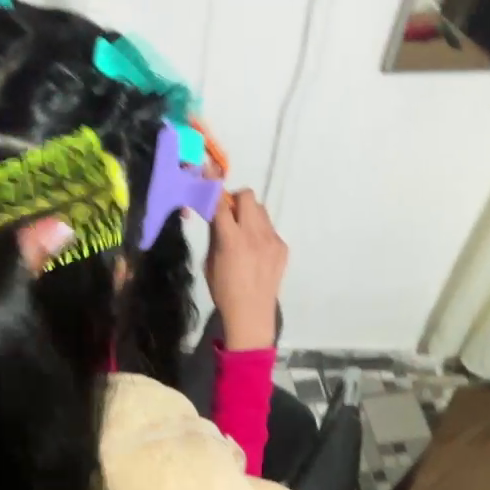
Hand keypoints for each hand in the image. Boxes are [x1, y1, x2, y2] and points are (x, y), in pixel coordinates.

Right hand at [205, 190, 286, 351]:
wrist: (251, 315)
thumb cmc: (224, 292)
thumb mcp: (210, 264)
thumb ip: (215, 237)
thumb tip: (215, 215)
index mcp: (231, 240)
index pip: (221, 204)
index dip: (213, 187)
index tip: (207, 174)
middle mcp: (254, 234)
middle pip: (248, 196)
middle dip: (236, 201)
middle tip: (230, 215)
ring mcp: (272, 239)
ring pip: (260, 211)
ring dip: (249, 216)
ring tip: (244, 236)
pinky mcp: (282, 247)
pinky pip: (269, 229)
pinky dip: (260, 233)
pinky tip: (255, 253)